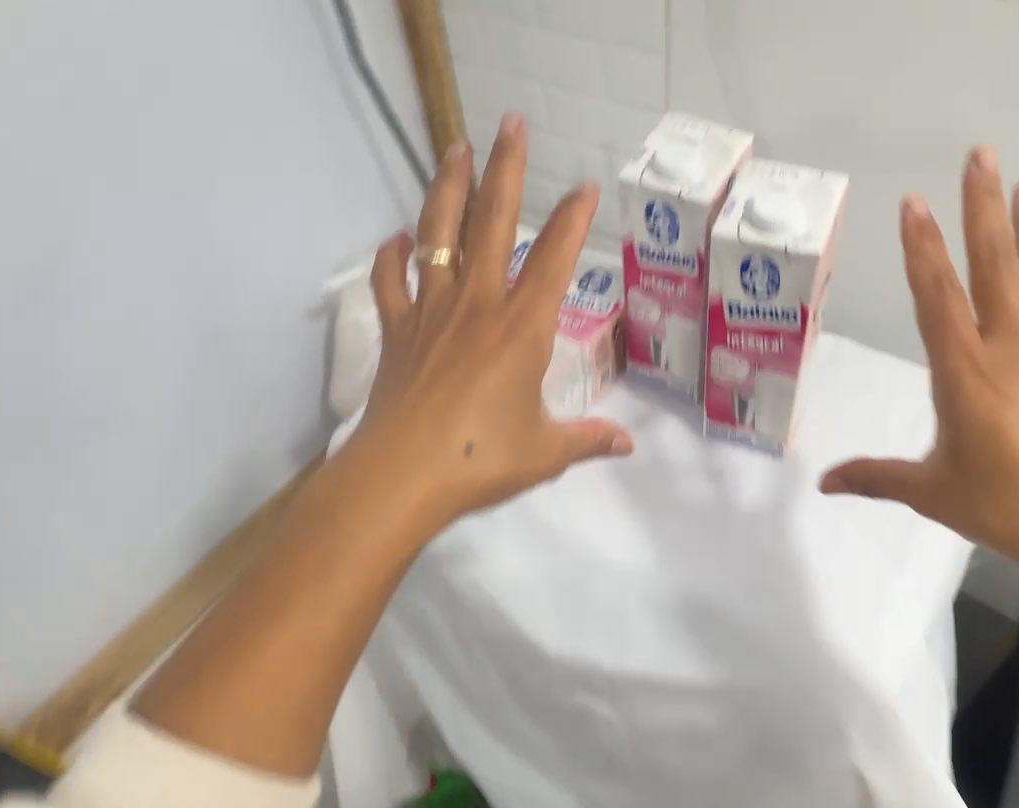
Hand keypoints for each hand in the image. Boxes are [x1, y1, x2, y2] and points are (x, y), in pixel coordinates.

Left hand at [344, 114, 632, 531]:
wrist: (403, 474)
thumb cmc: (483, 460)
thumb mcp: (547, 452)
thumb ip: (588, 440)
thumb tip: (627, 444)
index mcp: (524, 328)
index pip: (555, 259)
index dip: (573, 219)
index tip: (584, 186)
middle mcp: (478, 305)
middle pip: (493, 222)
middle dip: (506, 169)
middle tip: (511, 123)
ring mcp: (432, 312)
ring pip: (439, 234)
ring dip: (448, 187)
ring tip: (455, 147)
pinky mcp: (396, 331)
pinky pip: (391, 281)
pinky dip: (394, 256)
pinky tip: (399, 239)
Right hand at [820, 147, 1018, 582]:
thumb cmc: (1001, 505)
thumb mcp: (929, 492)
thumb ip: (875, 478)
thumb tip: (822, 483)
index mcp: (963, 371)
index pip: (937, 295)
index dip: (923, 247)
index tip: (914, 202)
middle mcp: (1009, 348)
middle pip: (995, 264)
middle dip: (984, 207)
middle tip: (982, 155)